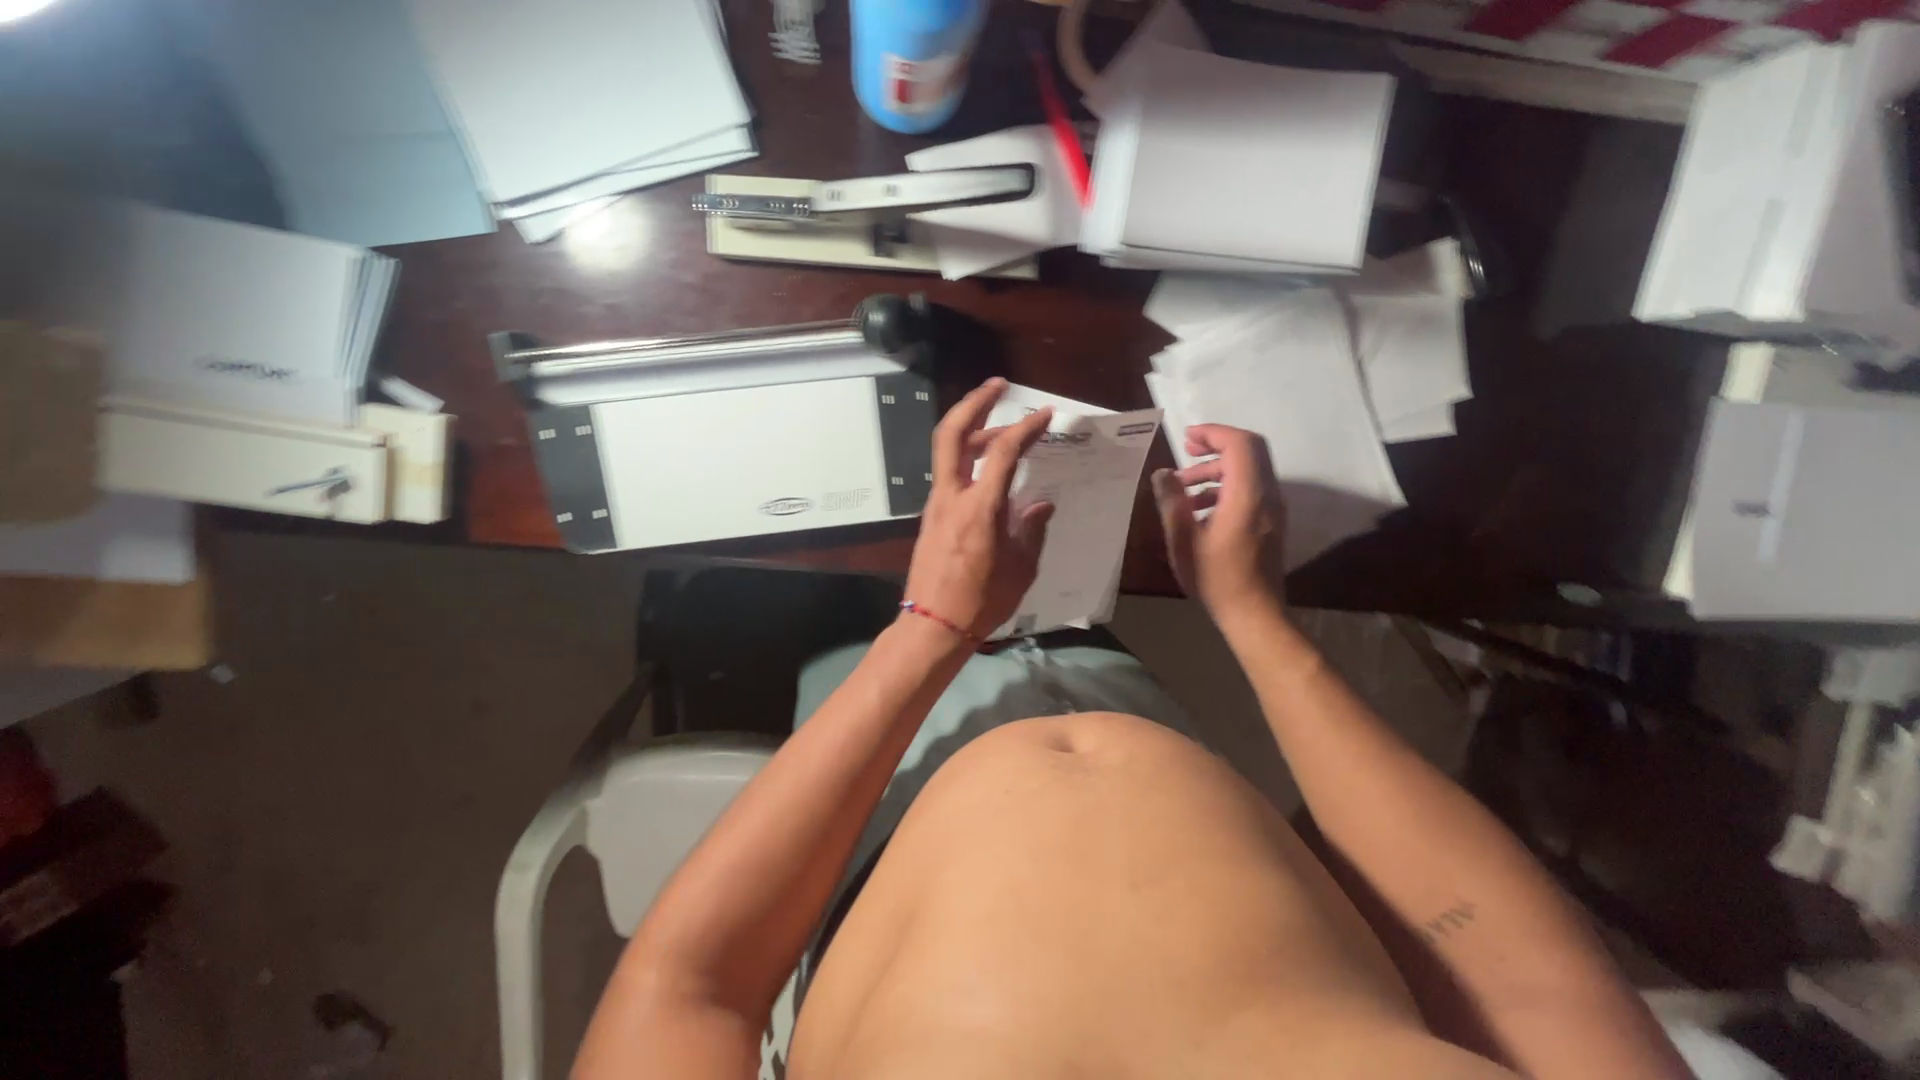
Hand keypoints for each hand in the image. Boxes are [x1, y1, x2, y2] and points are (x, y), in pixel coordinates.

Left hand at [902, 378, 1055, 638]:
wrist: (932, 626)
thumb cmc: (981, 603)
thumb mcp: (1020, 569)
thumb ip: (1031, 530)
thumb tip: (1039, 504)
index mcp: (979, 509)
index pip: (1001, 452)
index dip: (1025, 428)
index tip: (1045, 415)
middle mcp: (951, 497)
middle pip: (952, 433)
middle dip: (974, 402)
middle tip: (998, 385)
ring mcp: (936, 505)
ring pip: (948, 452)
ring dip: (973, 431)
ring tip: (1002, 430)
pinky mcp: (931, 516)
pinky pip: (949, 474)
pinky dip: (968, 459)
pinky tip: (988, 468)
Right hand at [1150, 424, 1285, 618]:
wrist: (1255, 614)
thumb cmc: (1216, 579)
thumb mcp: (1184, 541)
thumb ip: (1172, 502)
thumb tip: (1162, 474)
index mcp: (1247, 496)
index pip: (1240, 444)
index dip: (1213, 433)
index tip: (1186, 439)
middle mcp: (1267, 495)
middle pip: (1249, 451)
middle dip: (1216, 446)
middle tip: (1186, 452)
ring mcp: (1273, 509)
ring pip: (1250, 470)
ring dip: (1217, 470)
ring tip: (1183, 489)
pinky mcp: (1271, 522)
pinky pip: (1251, 489)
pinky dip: (1226, 486)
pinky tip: (1199, 510)